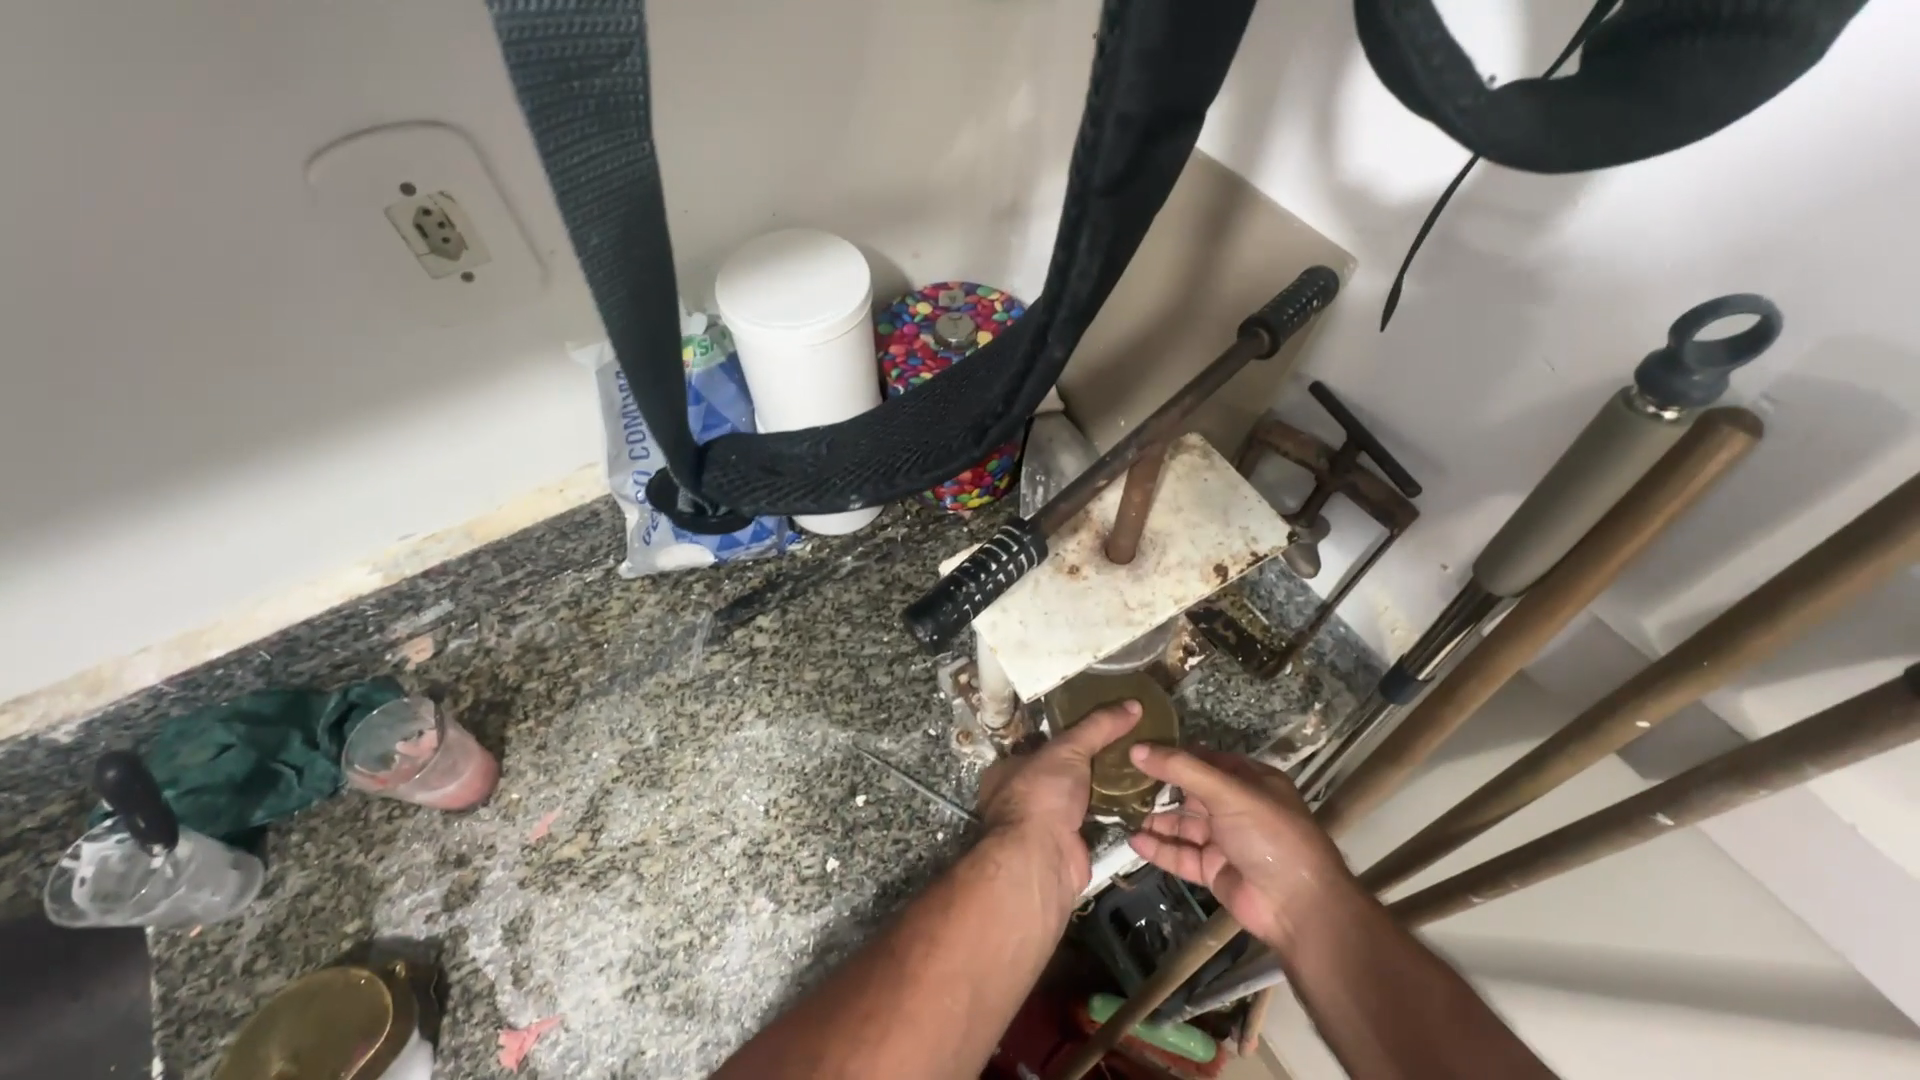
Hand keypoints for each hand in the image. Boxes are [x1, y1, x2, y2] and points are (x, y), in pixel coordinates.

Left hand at [976, 701, 1140, 895]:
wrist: (1042, 857)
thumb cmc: (1041, 794)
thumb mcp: (1068, 749)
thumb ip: (1097, 727)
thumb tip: (1133, 704)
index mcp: (1008, 771)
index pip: (1039, 747)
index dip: (1066, 739)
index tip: (1099, 729)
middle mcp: (1022, 799)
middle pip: (1062, 775)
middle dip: (1090, 767)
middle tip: (1126, 751)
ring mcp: (1045, 826)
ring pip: (1081, 801)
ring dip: (1105, 791)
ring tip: (1140, 771)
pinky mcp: (1070, 847)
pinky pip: (1097, 824)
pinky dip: (1115, 816)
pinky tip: (1140, 801)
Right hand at [1127, 746, 1359, 949]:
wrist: (1298, 906)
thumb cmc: (1269, 835)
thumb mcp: (1227, 792)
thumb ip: (1181, 769)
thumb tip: (1136, 749)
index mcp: (1250, 782)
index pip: (1206, 760)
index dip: (1174, 755)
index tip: (1138, 749)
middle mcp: (1237, 808)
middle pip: (1191, 793)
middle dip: (1160, 788)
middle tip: (1121, 781)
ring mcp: (1225, 841)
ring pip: (1183, 825)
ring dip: (1156, 820)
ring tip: (1121, 811)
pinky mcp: (1215, 870)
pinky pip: (1181, 855)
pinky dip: (1159, 848)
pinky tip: (1134, 840)